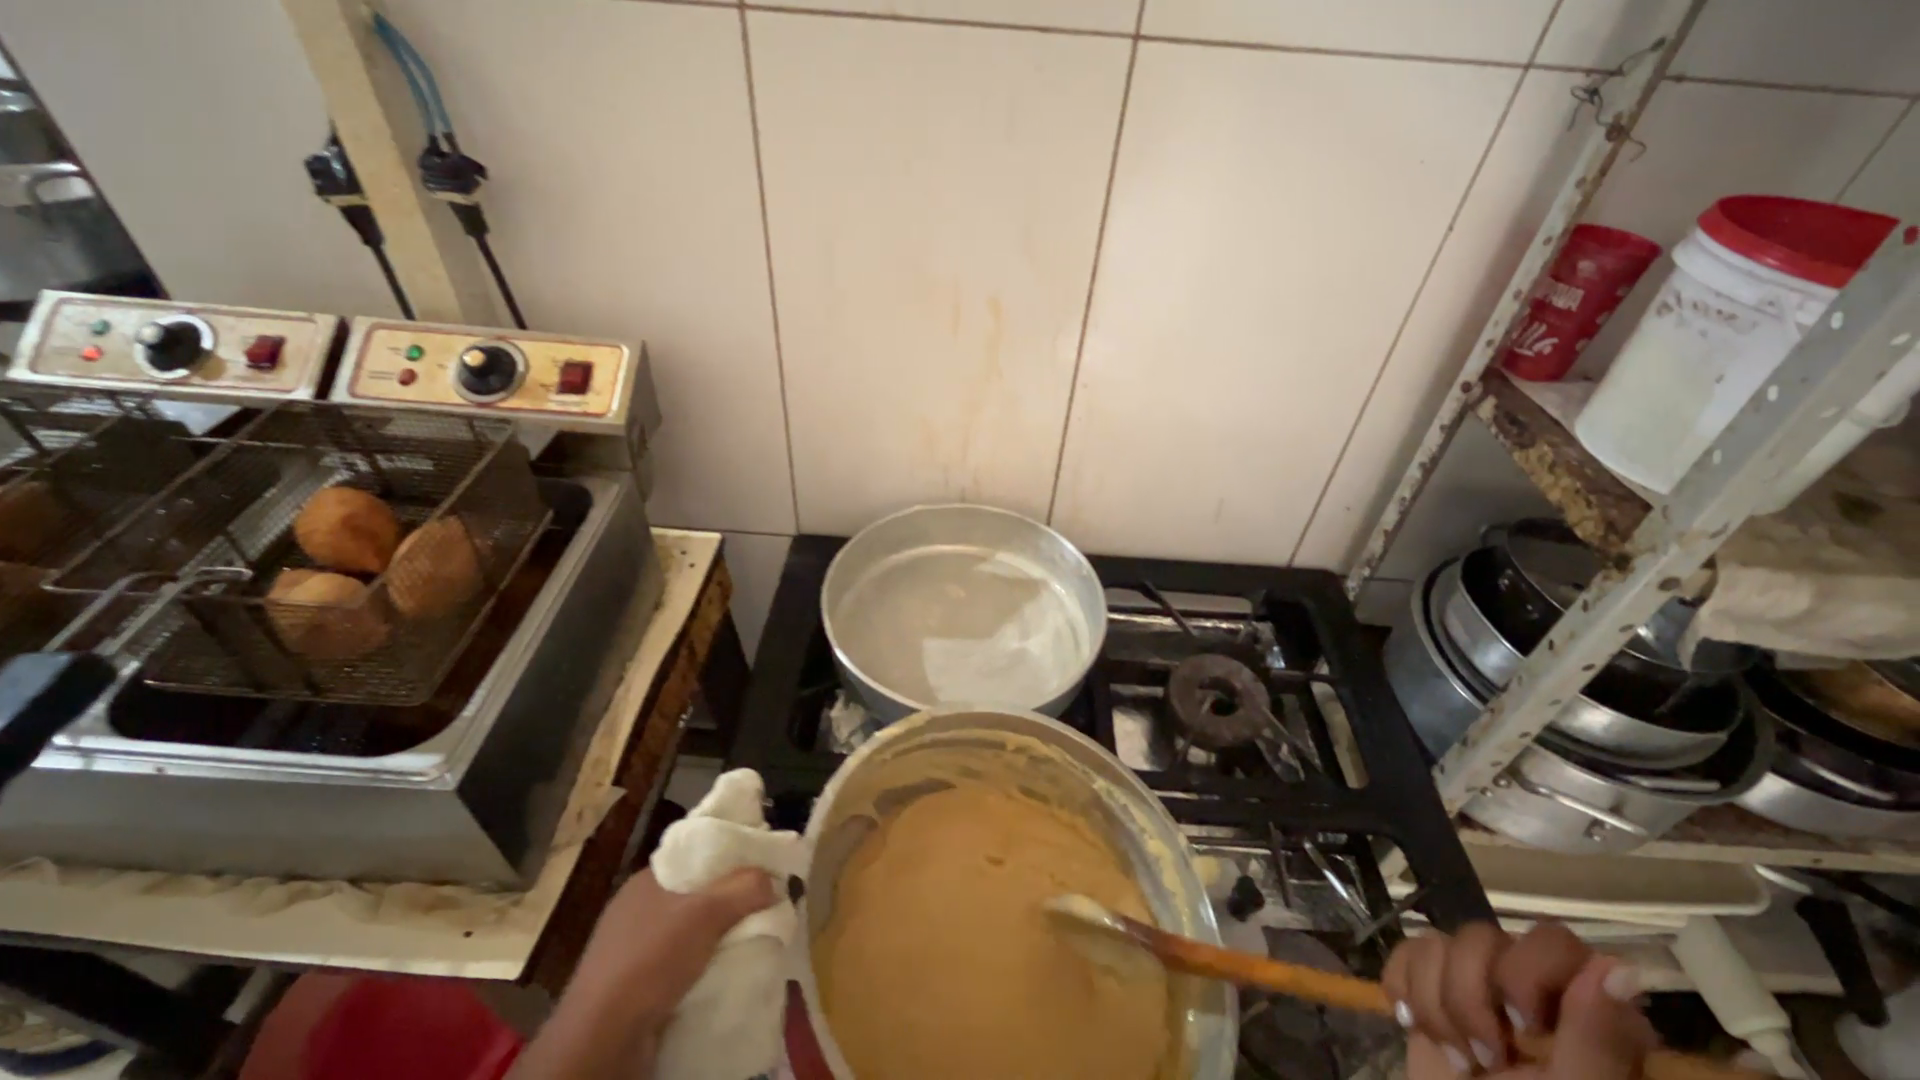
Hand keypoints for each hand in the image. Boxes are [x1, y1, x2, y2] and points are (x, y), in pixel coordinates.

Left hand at [570, 867, 779, 1031]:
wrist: (603, 1039)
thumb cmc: (650, 961)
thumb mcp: (704, 913)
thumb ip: (742, 888)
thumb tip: (771, 879)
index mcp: (647, 882)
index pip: (696, 859)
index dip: (731, 862)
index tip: (763, 873)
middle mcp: (638, 910)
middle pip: (698, 897)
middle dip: (731, 906)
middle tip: (766, 913)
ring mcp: (634, 950)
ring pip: (692, 935)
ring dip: (719, 942)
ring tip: (753, 946)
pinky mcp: (637, 987)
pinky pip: (683, 967)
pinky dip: (704, 970)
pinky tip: (725, 976)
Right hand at [1384, 921, 1657, 1079]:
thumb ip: (1596, 1037)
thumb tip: (1618, 967)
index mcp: (1580, 1003)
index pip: (1551, 940)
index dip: (1525, 972)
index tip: (1523, 1029)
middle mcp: (1528, 980)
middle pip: (1480, 936)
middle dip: (1468, 999)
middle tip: (1486, 1057)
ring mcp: (1475, 980)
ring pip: (1437, 944)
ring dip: (1436, 1008)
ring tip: (1459, 1058)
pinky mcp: (1428, 984)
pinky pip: (1406, 952)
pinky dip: (1404, 990)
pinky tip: (1417, 1027)